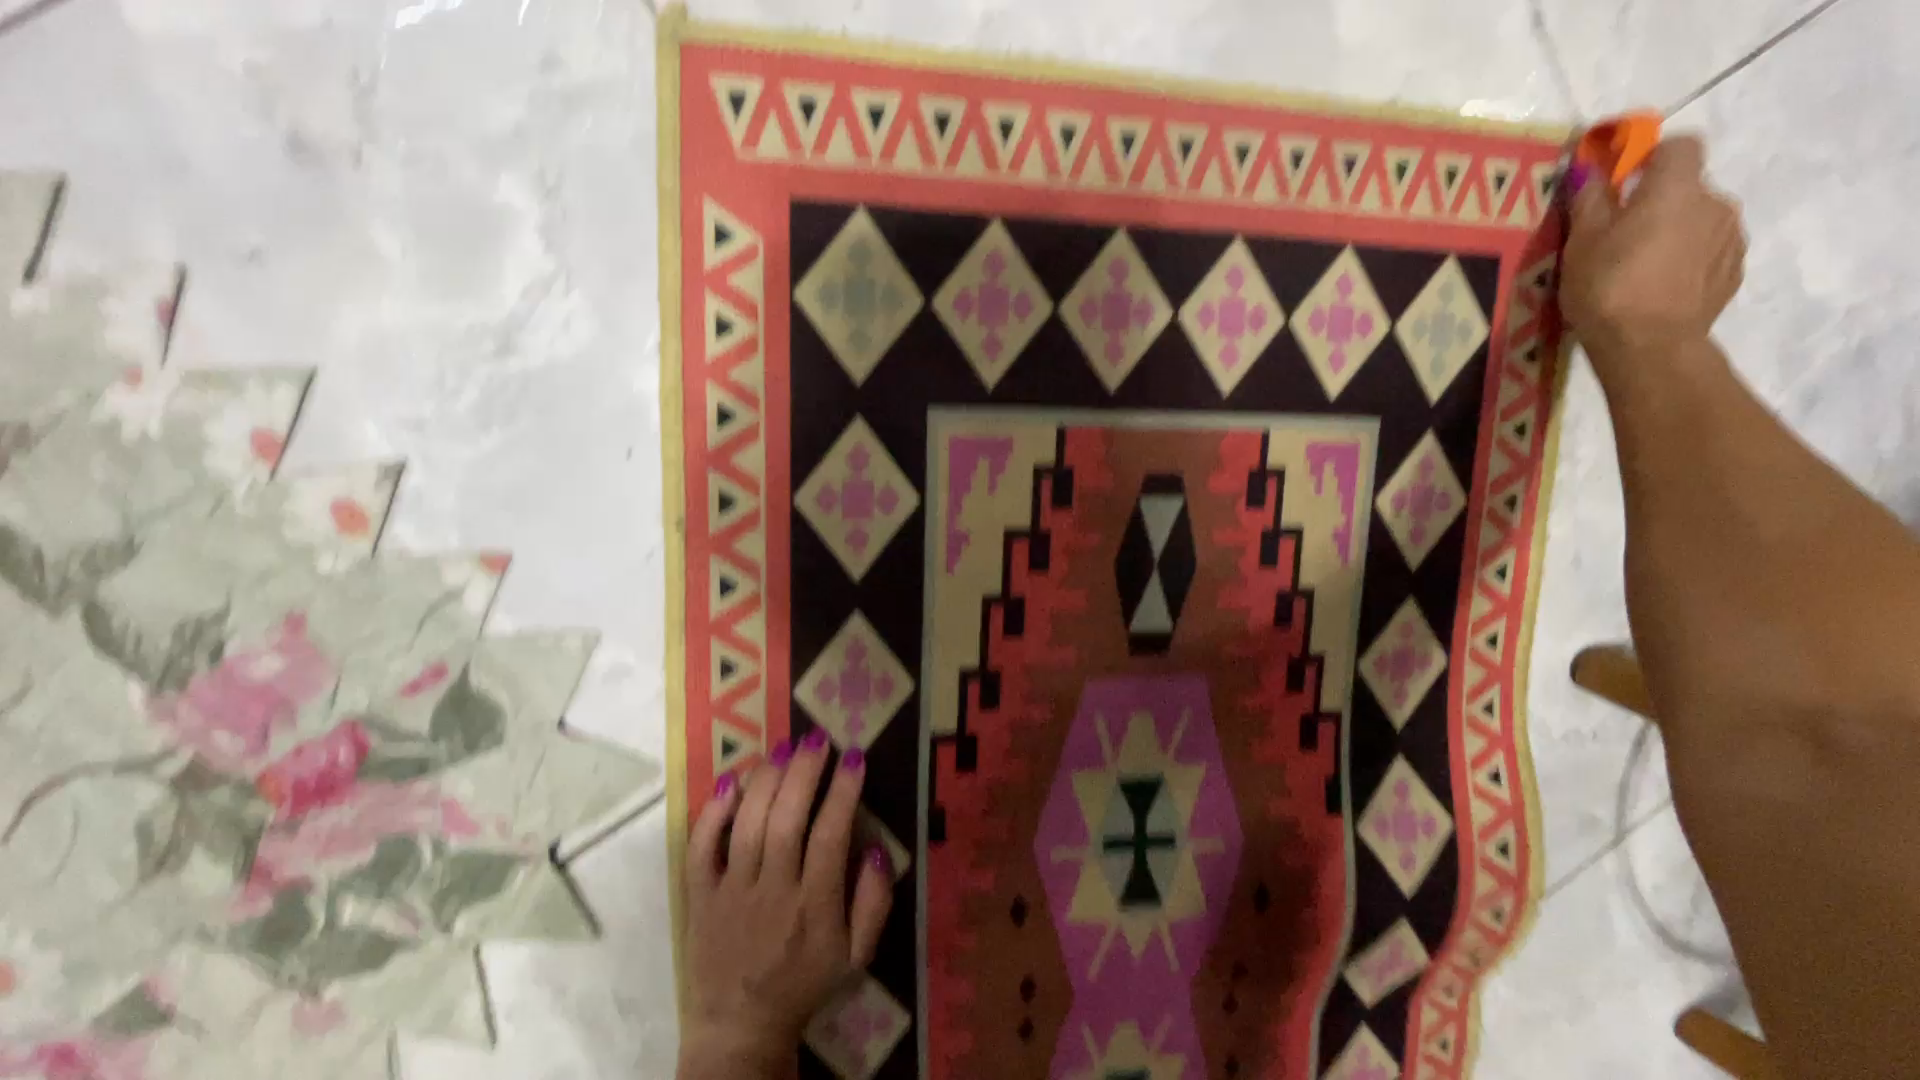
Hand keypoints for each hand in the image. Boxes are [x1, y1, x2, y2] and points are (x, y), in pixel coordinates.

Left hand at [677, 733, 894, 1079]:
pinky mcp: (700, 895)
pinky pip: (700, 848)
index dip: (843, 793)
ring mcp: (731, 892)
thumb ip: (873, 903)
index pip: (830, 836)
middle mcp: (772, 892)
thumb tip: (878, 849)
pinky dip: (713, 813)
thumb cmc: (804, 984)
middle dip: (804, 774)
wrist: (739, 1027)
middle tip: (817, 739)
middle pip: (786, 821)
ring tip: (783, 749)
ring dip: (765, 782)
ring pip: (746, 826)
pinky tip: (731, 781)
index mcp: (814, 907)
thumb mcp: (856, 957)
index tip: (854, 759)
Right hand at [1561, 136, 1746, 385]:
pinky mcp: (1734, 271)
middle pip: (1688, 188)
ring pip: (1700, 221)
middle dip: (1660, 203)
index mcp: (1677, 188)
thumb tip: (1593, 173)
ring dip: (1676, 233)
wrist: (1648, 345)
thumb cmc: (1607, 286)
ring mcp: (1731, 237)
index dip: (1653, 157)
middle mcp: (1716, 202)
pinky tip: (1659, 288)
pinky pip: (1709, 252)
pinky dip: (1688, 261)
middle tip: (1622, 238)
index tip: (1625, 182)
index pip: (1681, 145)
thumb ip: (1590, 200)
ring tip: (1641, 269)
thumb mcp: (1581, 242)